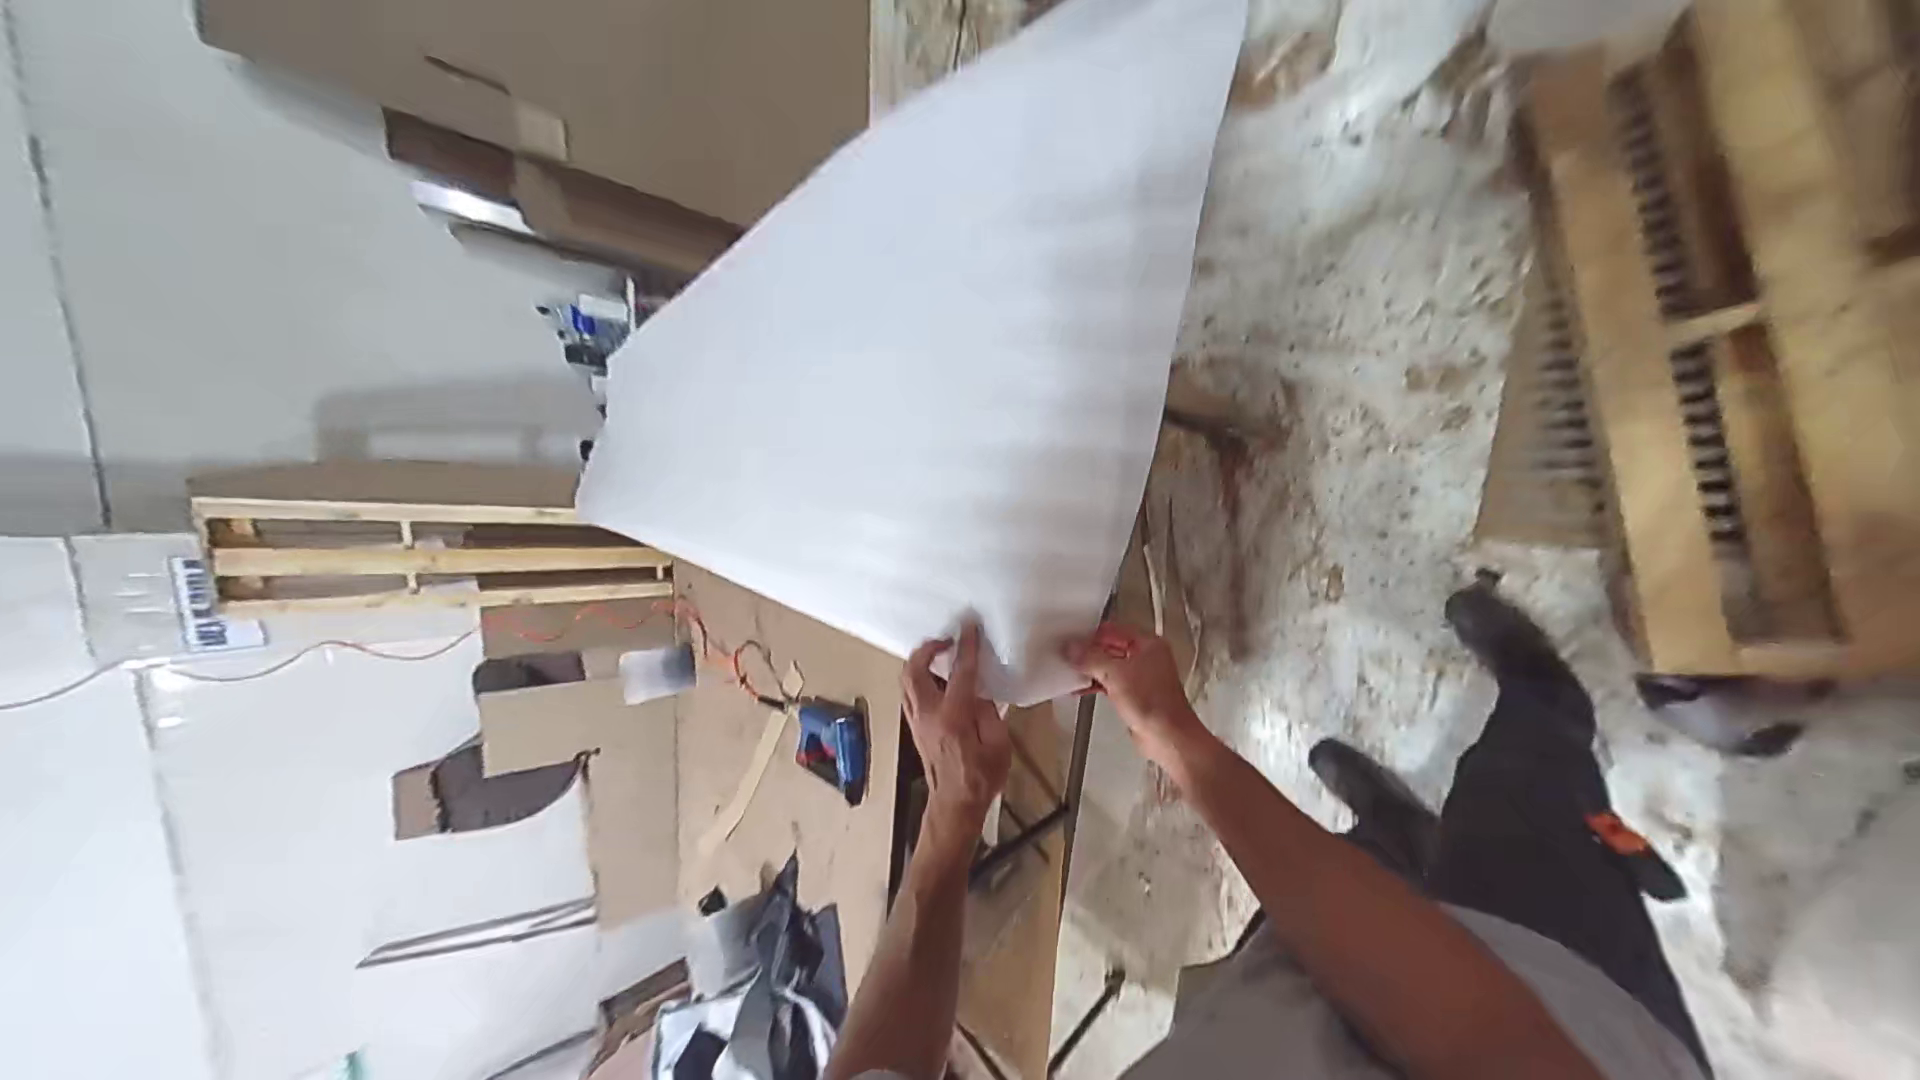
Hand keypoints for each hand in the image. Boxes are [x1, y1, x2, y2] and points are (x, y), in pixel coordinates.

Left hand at [902, 620, 1011, 828]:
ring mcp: (917, 721)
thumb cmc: (981, 778)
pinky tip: (936, 677)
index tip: (969, 627)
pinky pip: (910, 692)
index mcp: (952, 717)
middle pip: (914, 670)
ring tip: (939, 654)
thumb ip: (988, 711)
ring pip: (906, 680)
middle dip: (927, 648)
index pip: (959, 672)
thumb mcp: (998, 744)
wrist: (955, 805)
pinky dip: (919, 677)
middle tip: (946, 639)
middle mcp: (928, 715)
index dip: (966, 647)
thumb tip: (979, 691)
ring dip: (919, 661)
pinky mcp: (915, 727)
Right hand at [1063, 622, 1210, 767]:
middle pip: (1111, 647)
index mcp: (1149, 644)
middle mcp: (1147, 658)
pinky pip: (1111, 683)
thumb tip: (1073, 648)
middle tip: (1070, 655)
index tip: (1073, 640)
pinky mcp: (1135, 696)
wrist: (1167, 737)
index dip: (1092, 634)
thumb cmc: (1156, 704)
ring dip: (1091, 669)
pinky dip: (1096, 684)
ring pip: (1110, 667)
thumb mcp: (1114, 673)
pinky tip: (1081, 688)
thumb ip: (1090, 658)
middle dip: (1089, 652)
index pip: (1113, 630)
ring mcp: (1141, 677)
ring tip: (1072, 670)